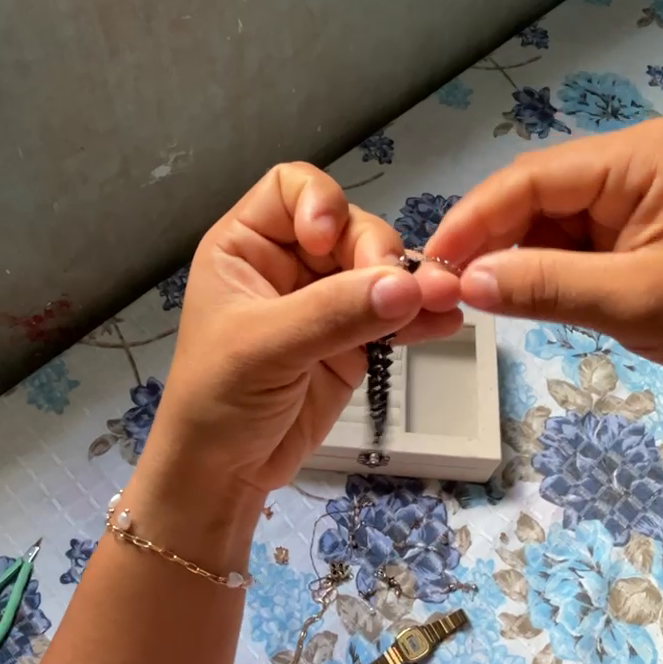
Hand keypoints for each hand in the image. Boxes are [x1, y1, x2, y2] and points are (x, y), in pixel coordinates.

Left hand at [147, 164, 464, 494]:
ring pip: (379, 271)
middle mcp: (289, 265)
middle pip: (350, 228)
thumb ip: (333, 313)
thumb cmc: (217, 400)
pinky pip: (392, 318)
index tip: (328, 242)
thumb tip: (407, 284)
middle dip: (377, 255)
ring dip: (412, 284)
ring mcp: (324, 304)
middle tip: (403, 291)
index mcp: (247, 247)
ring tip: (444, 301)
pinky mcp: (352, 344)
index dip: (321, 202)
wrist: (223, 475)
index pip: (291, 188)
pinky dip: (418, 319)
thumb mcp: (263, 348)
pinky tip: (445, 325)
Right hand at [419, 118, 662, 389]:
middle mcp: (632, 165)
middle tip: (445, 289)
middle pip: (535, 196)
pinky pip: (574, 245)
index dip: (472, 221)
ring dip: (513, 259)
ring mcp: (637, 199)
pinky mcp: (640, 232)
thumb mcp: (637, 299)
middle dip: (488, 241)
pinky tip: (521, 295)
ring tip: (476, 298)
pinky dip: (544, 272)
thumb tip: (465, 282)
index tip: (428, 266)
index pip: (530, 179)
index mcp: (637, 158)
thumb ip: (546, 286)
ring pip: (549, 223)